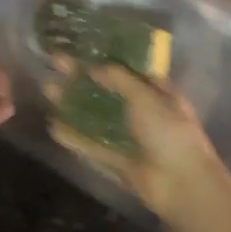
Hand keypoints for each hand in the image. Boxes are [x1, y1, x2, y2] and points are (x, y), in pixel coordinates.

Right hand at [48, 61, 220, 219]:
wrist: (183, 185)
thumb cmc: (170, 131)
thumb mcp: (146, 96)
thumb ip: (119, 78)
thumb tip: (95, 67)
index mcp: (155, 92)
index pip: (127, 69)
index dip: (104, 57)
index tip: (80, 46)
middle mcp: (141, 112)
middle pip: (105, 90)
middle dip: (80, 77)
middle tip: (54, 62)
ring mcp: (128, 137)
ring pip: (95, 117)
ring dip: (72, 103)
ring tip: (47, 89)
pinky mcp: (118, 162)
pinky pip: (93, 146)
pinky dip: (74, 137)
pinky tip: (54, 127)